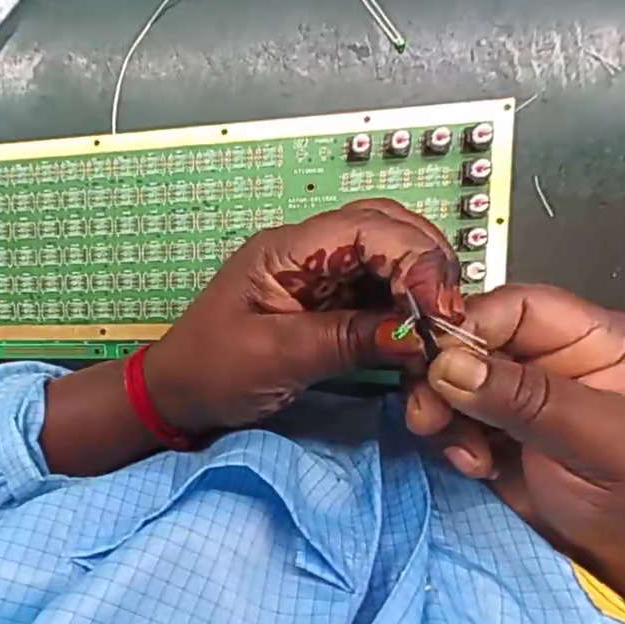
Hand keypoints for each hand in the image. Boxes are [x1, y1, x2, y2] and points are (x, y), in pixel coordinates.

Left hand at [41, 200, 456, 476]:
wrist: (177, 396)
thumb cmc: (208, 371)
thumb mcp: (274, 356)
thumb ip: (346, 339)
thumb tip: (417, 333)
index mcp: (285, 250)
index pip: (367, 227)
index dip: (414, 260)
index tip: (439, 310)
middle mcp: (306, 254)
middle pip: (387, 232)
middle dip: (426, 268)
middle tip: (447, 317)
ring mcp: (316, 278)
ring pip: (388, 264)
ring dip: (419, 292)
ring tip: (436, 333)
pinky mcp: (324, 307)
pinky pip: (377, 298)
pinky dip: (403, 315)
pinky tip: (414, 340)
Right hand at [405, 284, 624, 623]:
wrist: (624, 568)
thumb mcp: (600, 446)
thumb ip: (527, 399)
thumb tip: (446, 362)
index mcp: (598, 342)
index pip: (519, 306)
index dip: (471, 325)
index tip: (433, 361)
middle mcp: (549, 357)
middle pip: (471, 338)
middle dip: (443, 376)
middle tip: (428, 415)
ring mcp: (514, 391)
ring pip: (448, 374)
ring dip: (442, 412)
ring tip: (463, 452)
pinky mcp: (485, 421)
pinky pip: (445, 410)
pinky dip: (447, 437)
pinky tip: (474, 464)